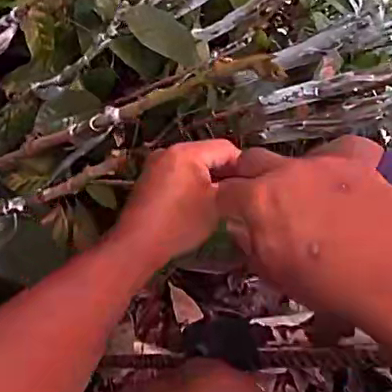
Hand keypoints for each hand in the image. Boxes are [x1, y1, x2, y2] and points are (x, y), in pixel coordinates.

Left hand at [106, 139, 242, 268]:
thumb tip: (243, 182)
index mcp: (186, 152)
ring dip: (209, 179)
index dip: (244, 166)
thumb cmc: (180, 222)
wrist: (138, 243)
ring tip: (223, 200)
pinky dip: (192, 183)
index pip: (226, 148)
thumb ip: (234, 187)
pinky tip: (200, 202)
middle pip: (208, 154)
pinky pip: (178, 173)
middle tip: (241, 194)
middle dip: (226, 172)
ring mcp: (155, 164)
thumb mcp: (217, 204)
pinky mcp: (149, 178)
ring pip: (193, 165)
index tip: (253, 186)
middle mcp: (168, 151)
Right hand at [214, 137, 391, 327]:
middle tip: (261, 200)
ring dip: (290, 173)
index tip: (232, 215)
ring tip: (306, 196)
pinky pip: (340, 149)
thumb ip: (248, 244)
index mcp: (257, 199)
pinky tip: (340, 176)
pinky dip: (336, 160)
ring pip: (293, 156)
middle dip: (249, 177)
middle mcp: (284, 172)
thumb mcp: (272, 273)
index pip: (224, 191)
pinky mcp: (358, 161)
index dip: (225, 203)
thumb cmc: (326, 285)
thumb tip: (240, 226)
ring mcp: (322, 163)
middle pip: (251, 160)